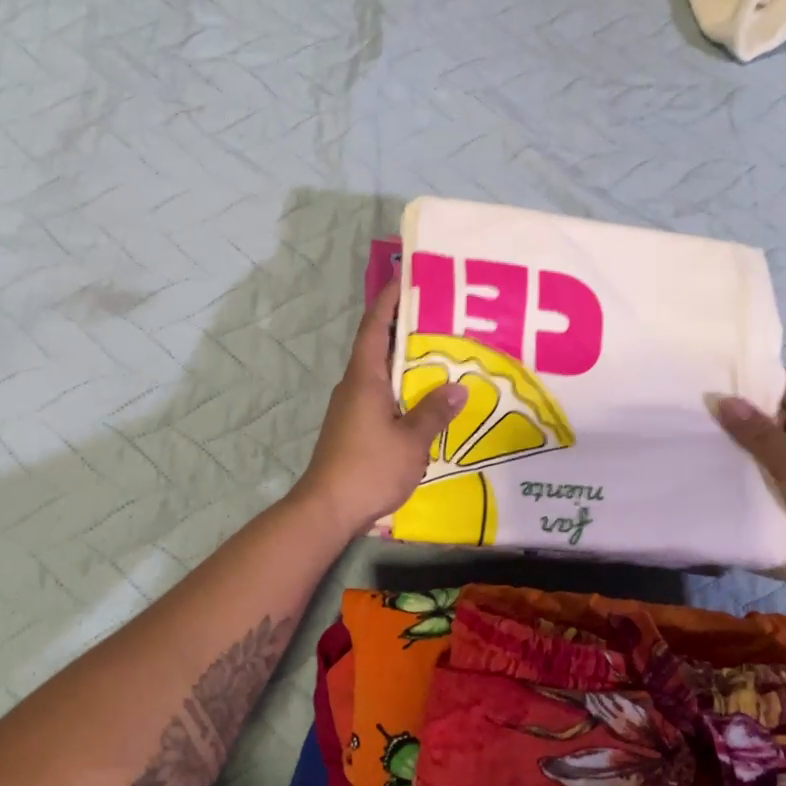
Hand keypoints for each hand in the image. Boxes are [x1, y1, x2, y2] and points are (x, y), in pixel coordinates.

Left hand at [295, 279, 467, 531]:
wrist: (327, 509)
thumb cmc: (368, 468)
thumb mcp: (411, 441)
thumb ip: (435, 412)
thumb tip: (459, 387)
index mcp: (364, 377)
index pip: (376, 326)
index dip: (390, 300)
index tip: (407, 276)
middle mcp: (354, 385)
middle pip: (379, 345)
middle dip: (406, 326)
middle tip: (442, 313)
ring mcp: (352, 407)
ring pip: (381, 371)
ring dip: (406, 360)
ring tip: (442, 351)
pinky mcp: (354, 426)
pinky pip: (381, 394)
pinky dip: (402, 386)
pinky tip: (426, 396)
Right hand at [714, 369, 785, 574]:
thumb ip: (755, 430)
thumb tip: (723, 398)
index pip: (784, 380)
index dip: (751, 376)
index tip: (713, 378)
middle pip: (774, 407)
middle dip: (740, 408)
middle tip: (698, 407)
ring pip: (771, 436)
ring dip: (744, 437)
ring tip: (703, 433)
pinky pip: (774, 458)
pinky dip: (753, 458)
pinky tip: (725, 462)